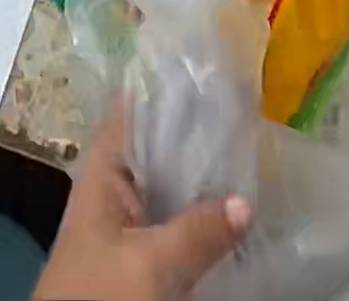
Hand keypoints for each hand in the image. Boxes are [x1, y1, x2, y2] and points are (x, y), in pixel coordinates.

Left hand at [33, 104, 249, 300]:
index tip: (204, 70)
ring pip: (166, 176)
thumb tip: (246, 199)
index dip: (163, 87)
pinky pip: (171, 210)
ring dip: (198, 166)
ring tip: (249, 144)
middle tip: (242, 108)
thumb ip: (199, 232)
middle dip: (192, 127)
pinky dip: (198, 204)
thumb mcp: (152, 267)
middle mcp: (113, 178)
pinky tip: (233, 204)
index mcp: (103, 165)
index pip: (131, 108)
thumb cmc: (99, 294)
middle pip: (154, 140)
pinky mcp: (138, 244)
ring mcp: (125, 212)